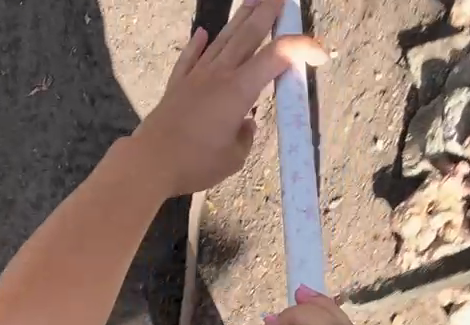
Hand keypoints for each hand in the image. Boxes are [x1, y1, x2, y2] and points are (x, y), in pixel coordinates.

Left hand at [128, 0, 326, 196]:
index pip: (277, 57)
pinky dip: (197, 45)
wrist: (150, 162)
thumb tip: (246, 123)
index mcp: (239, 90)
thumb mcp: (232, 159)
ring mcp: (196, 77)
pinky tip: (203, 34)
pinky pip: (190, 59)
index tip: (319, 55)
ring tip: (252, 0)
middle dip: (268, 12)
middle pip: (249, 34)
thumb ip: (245, 137)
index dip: (302, 50)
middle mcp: (219, 74)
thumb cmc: (194, 164)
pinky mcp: (176, 87)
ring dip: (239, 18)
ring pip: (222, 40)